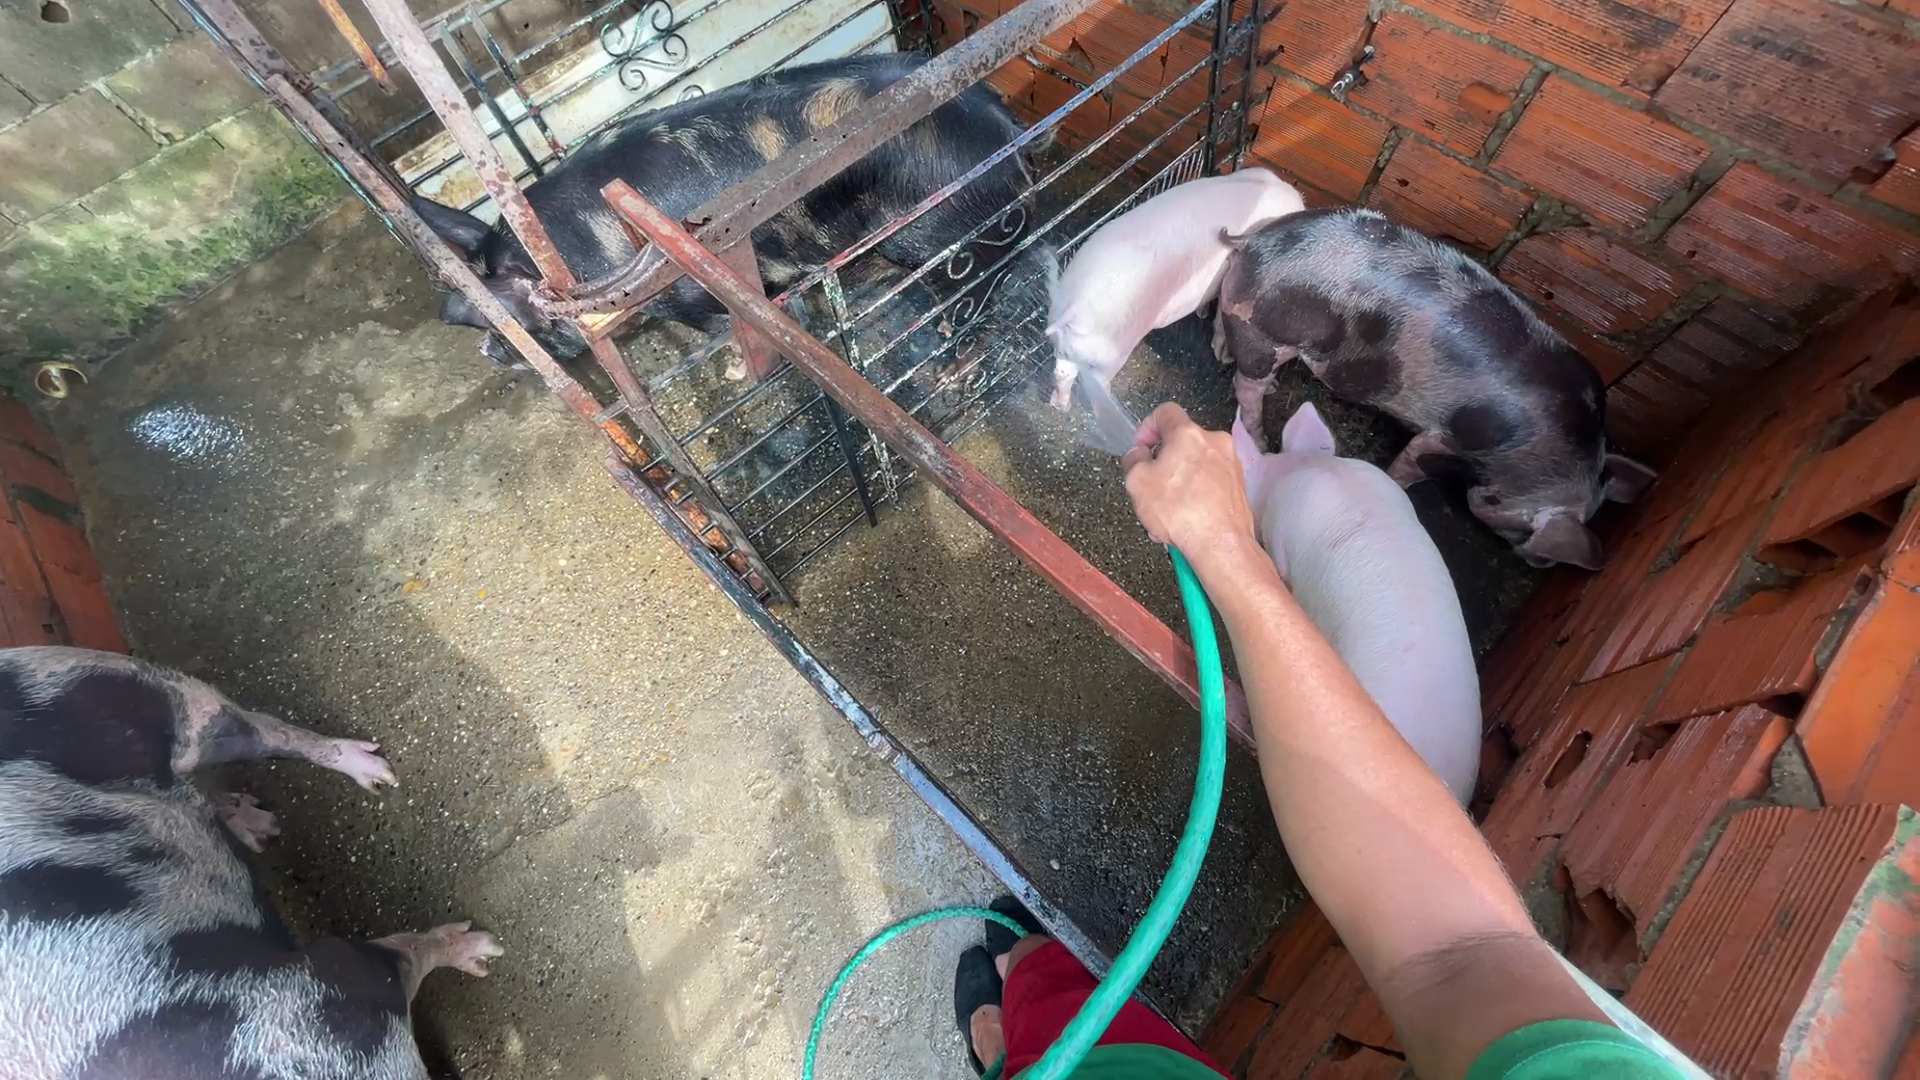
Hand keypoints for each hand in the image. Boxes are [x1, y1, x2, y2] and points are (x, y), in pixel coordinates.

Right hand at [1122, 403, 1257, 568]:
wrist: (1220, 543)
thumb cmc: (1179, 511)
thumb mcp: (1136, 482)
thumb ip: (1132, 460)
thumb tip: (1138, 454)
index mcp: (1188, 434)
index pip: (1165, 412)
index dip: (1146, 427)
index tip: (1141, 449)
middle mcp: (1214, 442)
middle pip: (1181, 441)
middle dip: (1163, 461)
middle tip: (1151, 485)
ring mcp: (1230, 463)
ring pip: (1195, 464)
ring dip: (1178, 480)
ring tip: (1167, 509)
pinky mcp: (1238, 485)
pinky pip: (1209, 481)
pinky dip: (1195, 493)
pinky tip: (1185, 518)